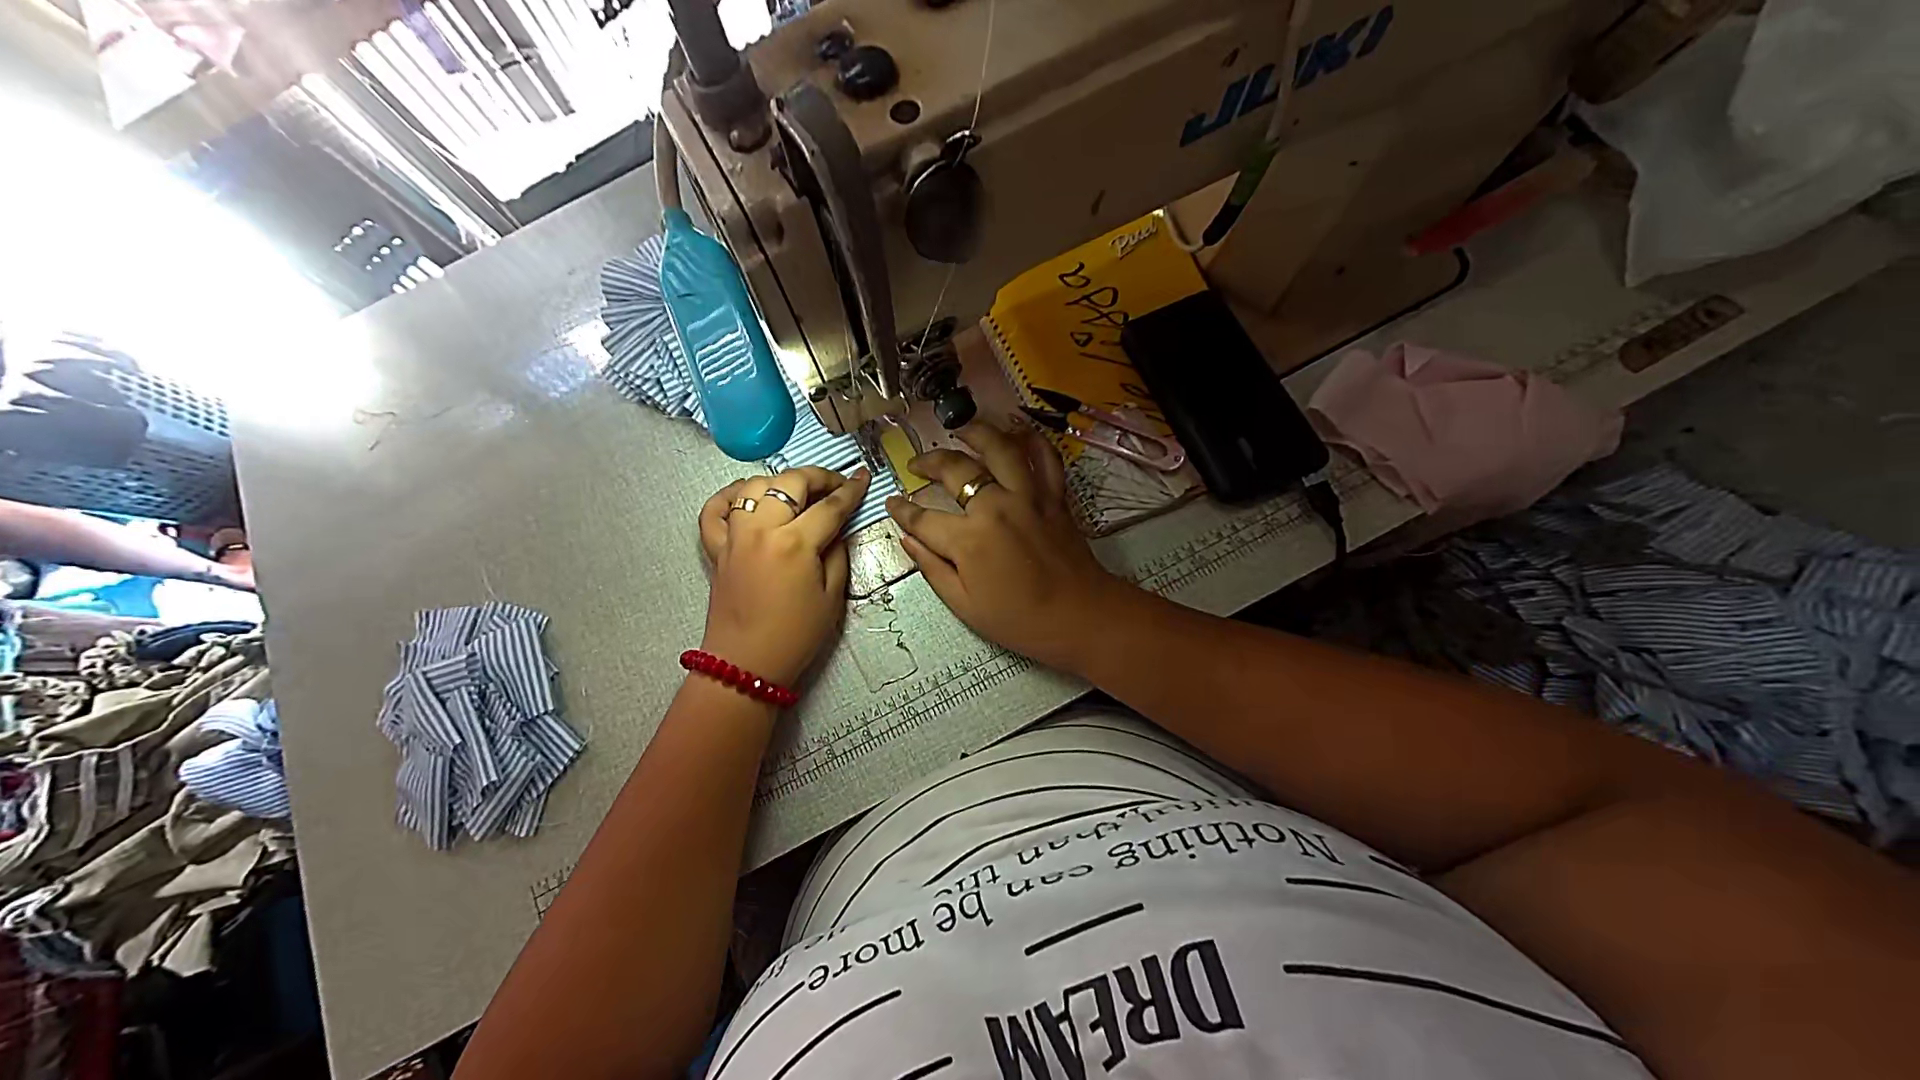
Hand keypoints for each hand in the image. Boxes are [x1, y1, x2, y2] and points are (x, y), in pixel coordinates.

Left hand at [697, 466, 871, 686]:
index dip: (851, 490)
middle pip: (790, 482)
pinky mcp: (716, 548)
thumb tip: (837, 530)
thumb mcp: (832, 597)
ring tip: (796, 492)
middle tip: (835, 484)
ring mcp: (734, 536)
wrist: (747, 665)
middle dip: (818, 476)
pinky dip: (728, 496)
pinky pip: (713, 510)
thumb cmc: (795, 636)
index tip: (862, 477)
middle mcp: (761, 530)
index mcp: (794, 544)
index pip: (830, 506)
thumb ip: (837, 554)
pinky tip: (745, 495)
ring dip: (779, 482)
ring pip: (753, 487)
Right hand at [885, 422, 1132, 671]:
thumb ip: (932, 568)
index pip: (923, 518)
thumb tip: (907, 540)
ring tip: (961, 430)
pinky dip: (1034, 441)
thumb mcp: (965, 605)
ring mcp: (1028, 497)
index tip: (892, 503)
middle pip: (955, 469)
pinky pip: (1045, 459)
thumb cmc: (1020, 620)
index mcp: (969, 539)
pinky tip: (1019, 432)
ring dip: (977, 433)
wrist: (1081, 617)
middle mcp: (996, 507)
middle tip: (917, 464)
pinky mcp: (1054, 497)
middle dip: (928, 462)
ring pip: (1000, 449)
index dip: (902, 510)